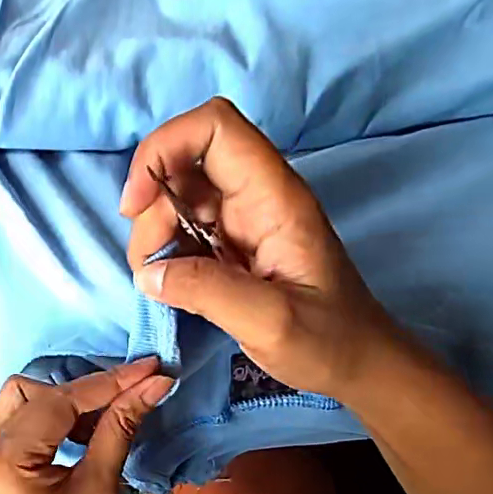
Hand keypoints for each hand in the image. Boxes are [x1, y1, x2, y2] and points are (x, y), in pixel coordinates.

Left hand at [0, 359, 172, 493]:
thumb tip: (155, 384)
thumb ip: (120, 427)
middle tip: (127, 400)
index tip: (149, 368)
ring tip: (104, 421)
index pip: (59, 401)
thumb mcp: (99, 487)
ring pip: (24, 398)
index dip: (108, 382)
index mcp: (6, 457)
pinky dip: (52, 417)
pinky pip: (21, 418)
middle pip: (34, 390)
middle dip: (83, 391)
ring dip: (66, 401)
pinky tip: (82, 432)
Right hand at [119, 97, 403, 400]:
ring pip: (178, 199)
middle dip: (152, 207)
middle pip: (184, 164)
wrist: (356, 364)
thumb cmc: (328, 341)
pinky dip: (164, 253)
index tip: (136, 206)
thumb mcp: (271, 321)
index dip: (163, 149)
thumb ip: (207, 291)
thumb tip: (149, 273)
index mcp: (274, 198)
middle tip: (149, 265)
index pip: (213, 128)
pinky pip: (184, 232)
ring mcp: (241, 222)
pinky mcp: (230, 248)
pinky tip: (168, 285)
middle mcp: (255, 198)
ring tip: (156, 281)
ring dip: (154, 234)